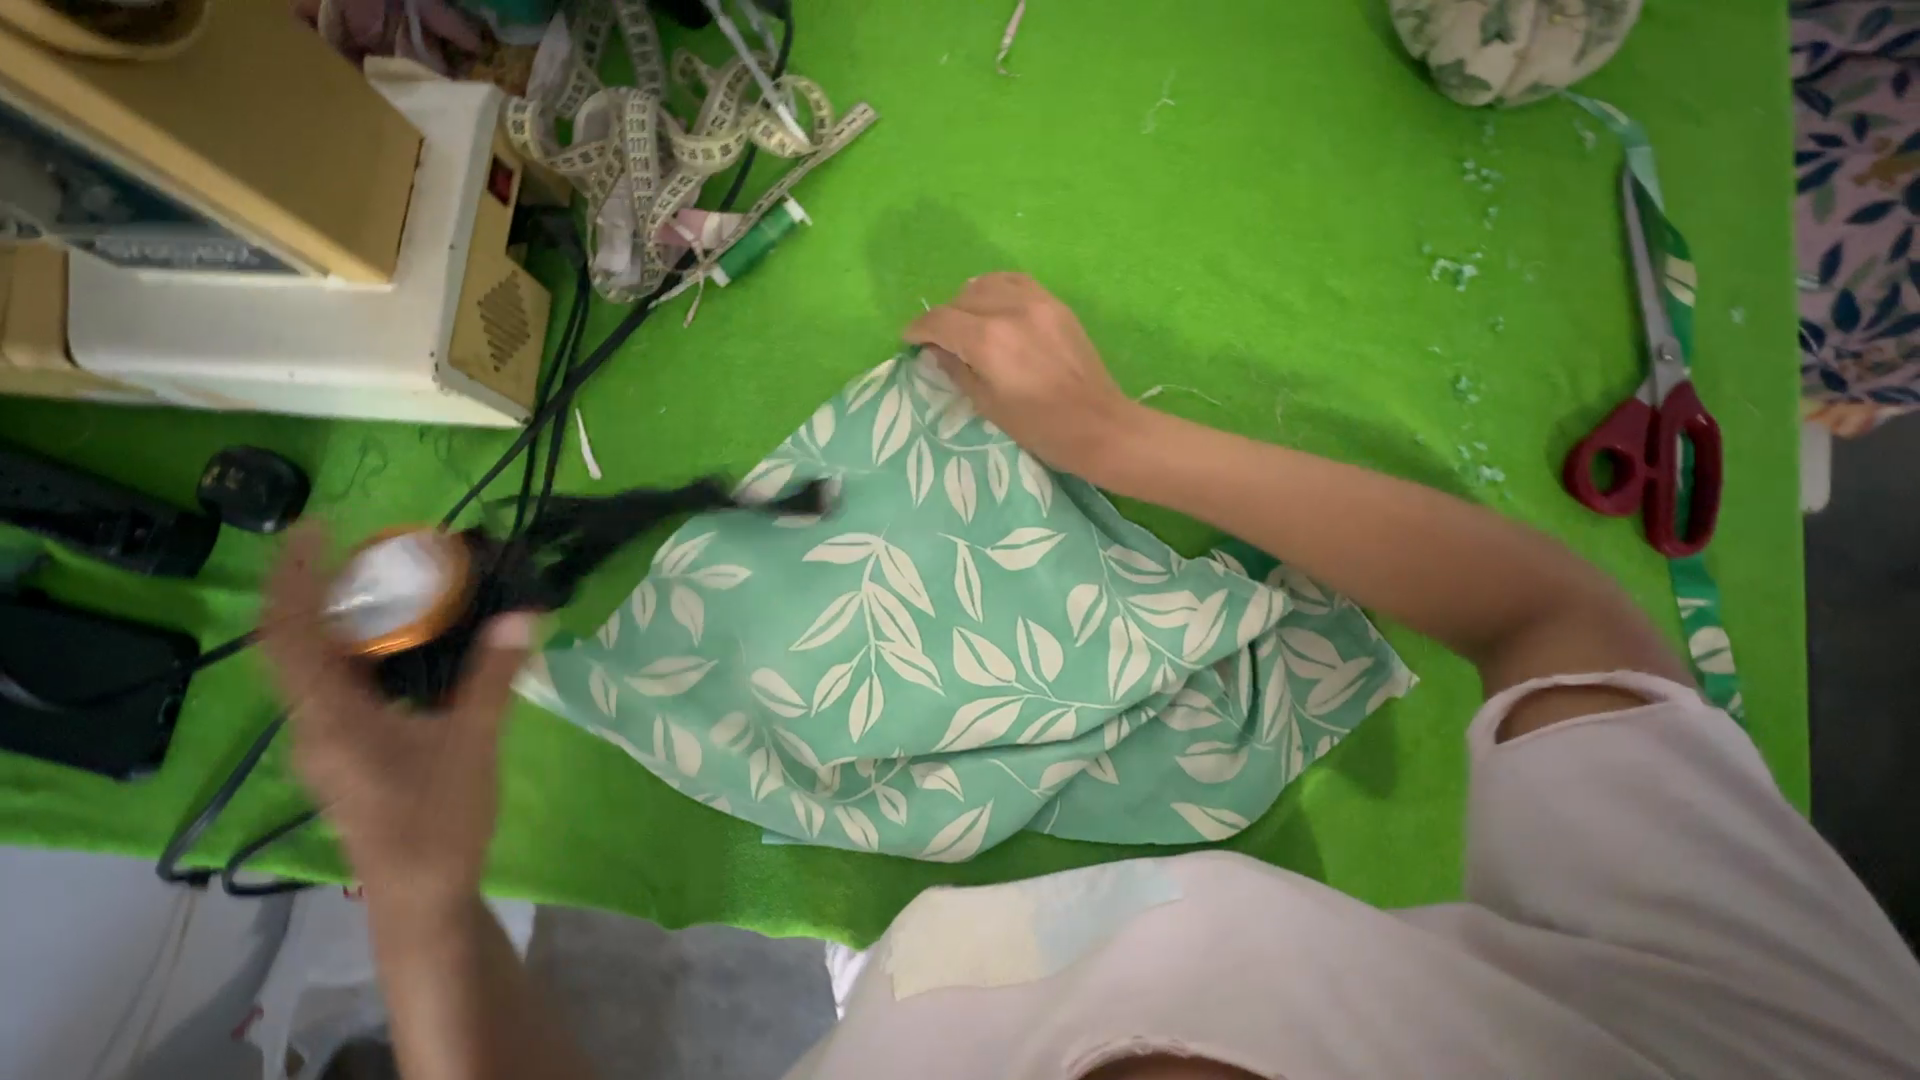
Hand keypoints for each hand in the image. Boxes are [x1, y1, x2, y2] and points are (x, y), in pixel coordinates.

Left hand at [260, 524, 531, 911]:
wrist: (422, 895)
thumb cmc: (439, 820)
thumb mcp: (473, 743)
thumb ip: (494, 677)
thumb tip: (525, 614)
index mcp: (331, 720)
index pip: (290, 635)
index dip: (296, 578)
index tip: (318, 528)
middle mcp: (313, 726)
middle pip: (294, 644)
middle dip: (319, 591)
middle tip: (368, 551)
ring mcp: (326, 743)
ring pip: (315, 667)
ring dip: (338, 621)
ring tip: (385, 586)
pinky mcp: (346, 754)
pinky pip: (338, 686)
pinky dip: (359, 652)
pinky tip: (402, 647)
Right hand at [904, 273, 1141, 481]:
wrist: (1097, 424)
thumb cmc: (1038, 427)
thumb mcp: (987, 404)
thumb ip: (957, 370)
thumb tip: (935, 351)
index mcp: (988, 340)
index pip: (939, 320)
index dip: (918, 328)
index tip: (909, 339)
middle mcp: (1009, 310)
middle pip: (960, 299)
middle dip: (943, 318)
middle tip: (940, 341)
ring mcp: (1036, 302)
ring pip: (986, 284)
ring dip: (968, 301)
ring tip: (967, 323)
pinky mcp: (1055, 304)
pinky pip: (1015, 282)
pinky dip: (997, 289)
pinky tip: (994, 307)